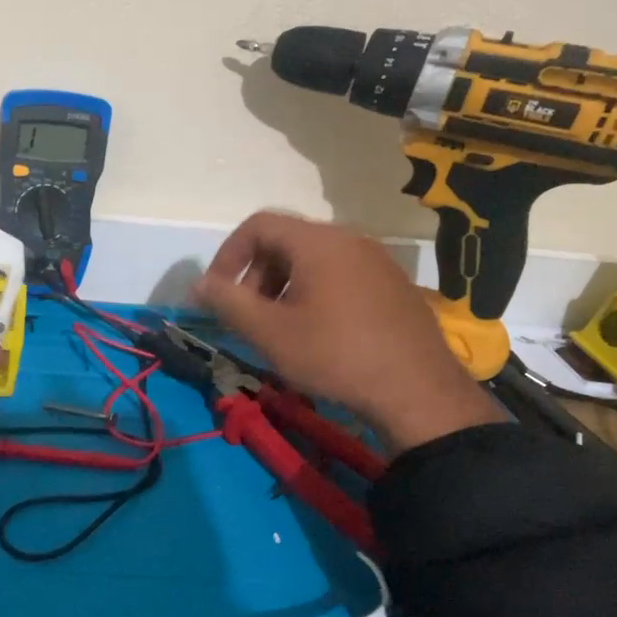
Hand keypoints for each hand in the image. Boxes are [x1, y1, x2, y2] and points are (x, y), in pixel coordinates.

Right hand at [192, 211, 505, 453]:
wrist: (419, 392)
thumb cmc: (335, 356)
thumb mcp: (269, 332)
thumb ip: (227, 302)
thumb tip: (198, 283)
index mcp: (319, 242)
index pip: (258, 225)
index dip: (228, 255)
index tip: (218, 294)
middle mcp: (350, 239)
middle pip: (286, 241)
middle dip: (256, 275)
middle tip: (248, 316)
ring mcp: (378, 261)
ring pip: (313, 260)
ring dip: (283, 286)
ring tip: (279, 328)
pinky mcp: (394, 285)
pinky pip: (341, 275)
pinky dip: (315, 293)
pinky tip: (317, 333)